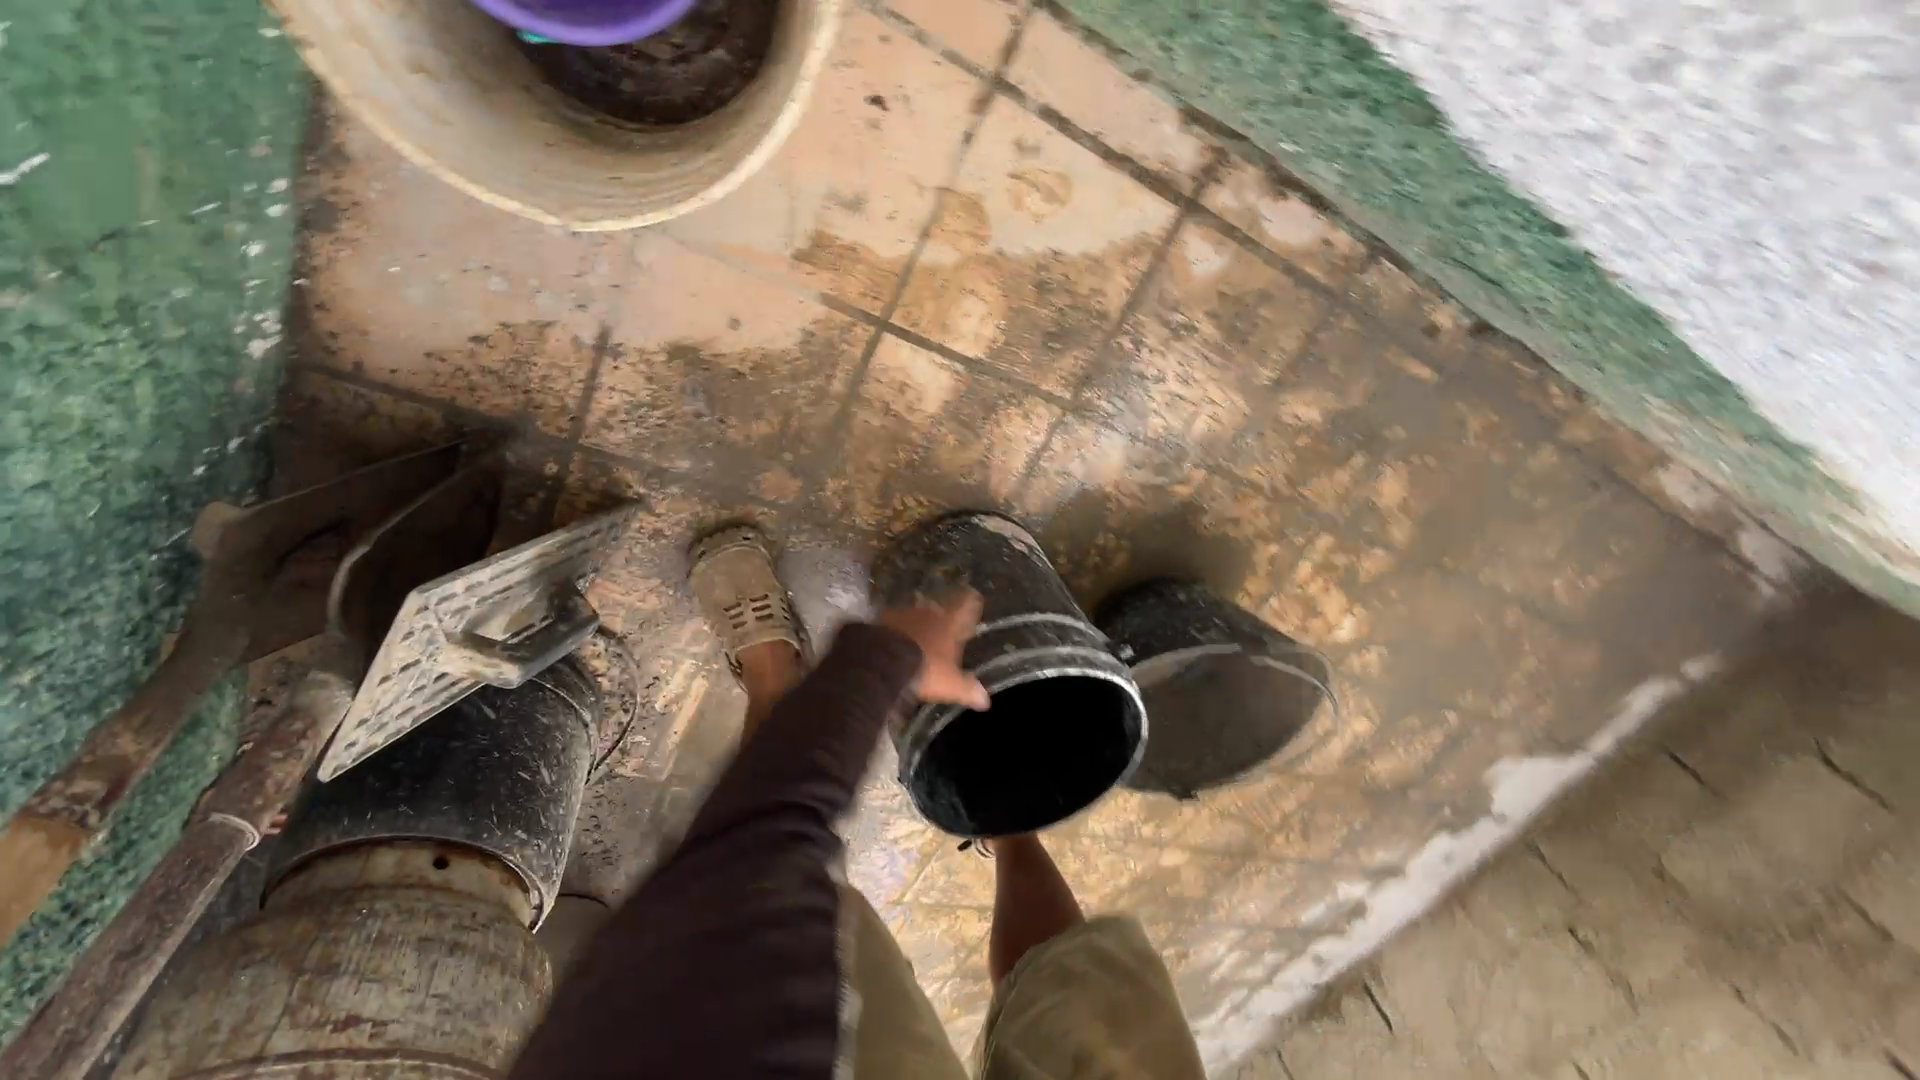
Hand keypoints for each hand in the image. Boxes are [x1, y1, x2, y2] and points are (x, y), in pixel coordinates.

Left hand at [879, 589, 990, 709]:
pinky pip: (896, 619)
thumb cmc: (925, 670)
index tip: (974, 600)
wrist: (881, 662)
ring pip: (918, 611)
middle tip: (947, 621)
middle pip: (942, 606)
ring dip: (920, 619)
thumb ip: (968, 689)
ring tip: (920, 630)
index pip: (967, 605)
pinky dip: (899, 626)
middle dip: (945, 613)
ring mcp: (905, 613)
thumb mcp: (950, 684)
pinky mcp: (883, 619)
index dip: (971, 603)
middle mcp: (930, 612)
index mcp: (951, 623)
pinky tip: (896, 637)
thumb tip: (985, 700)